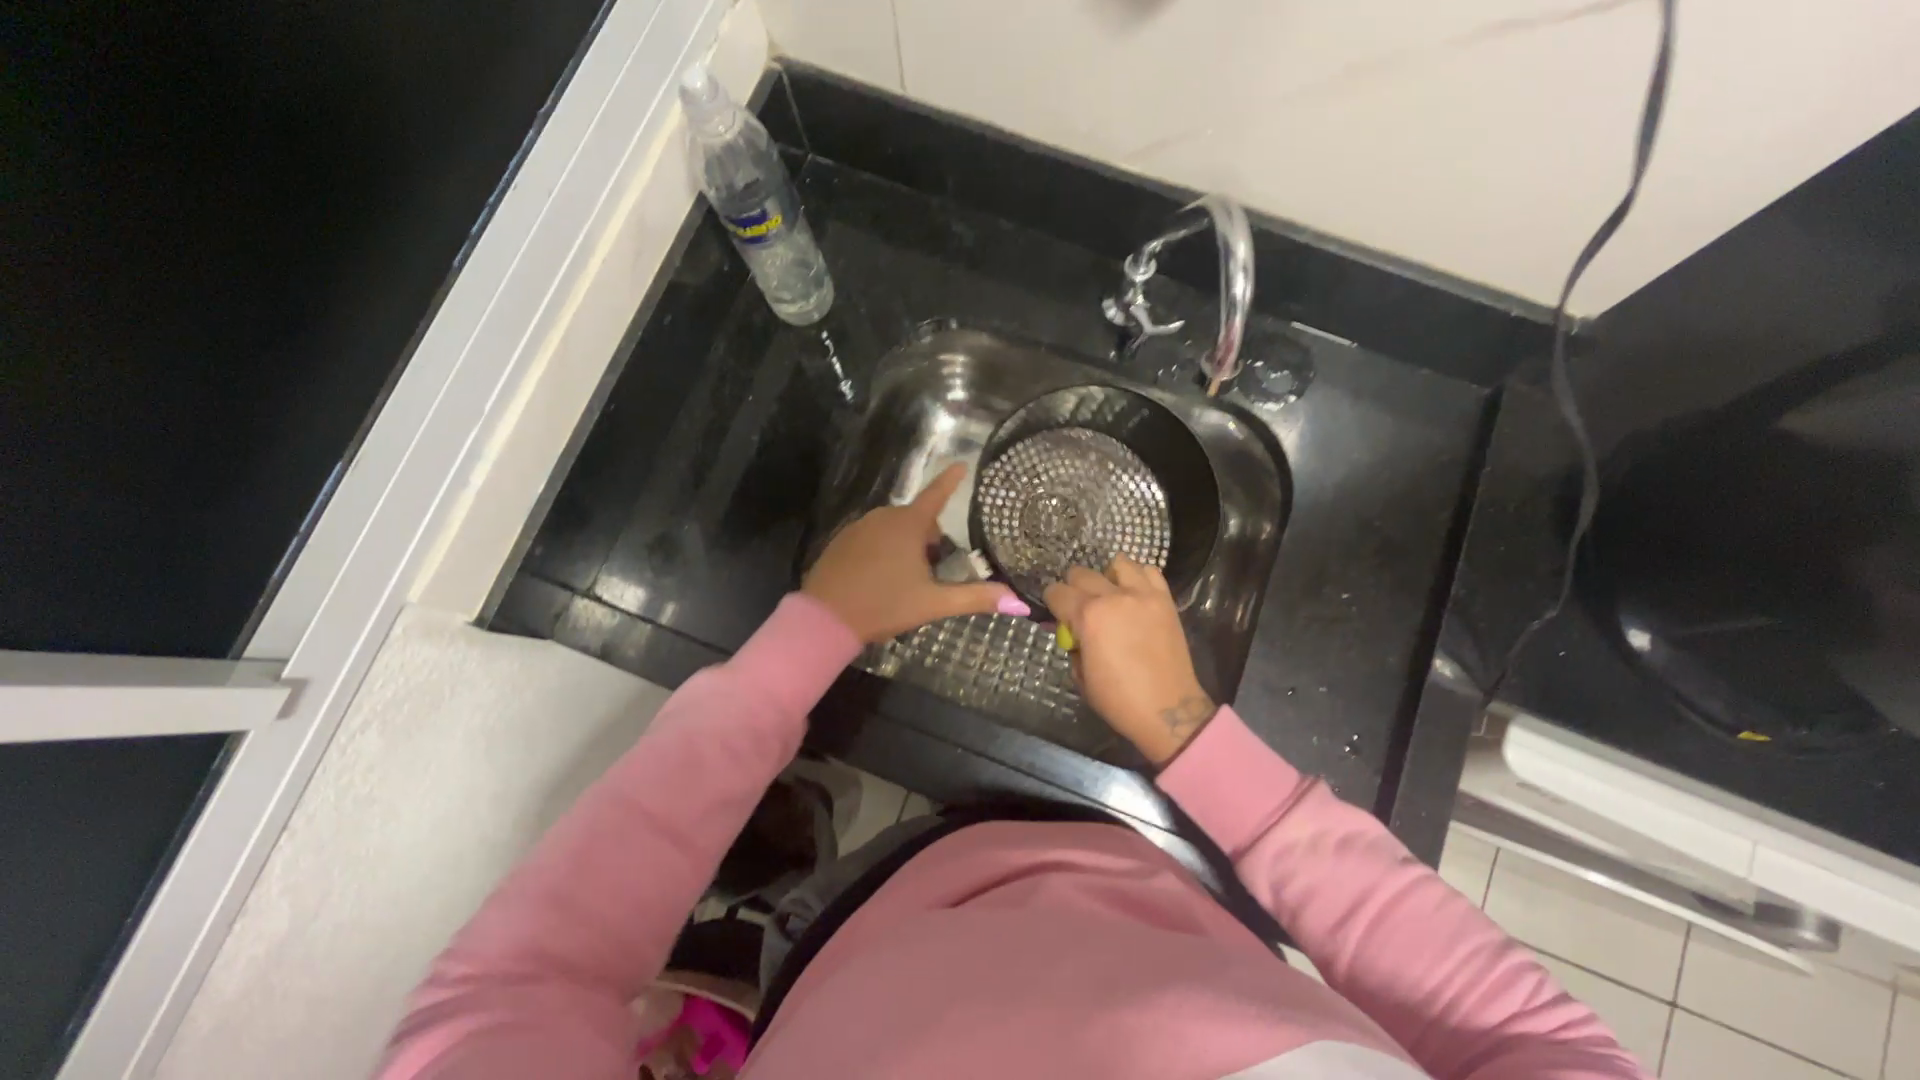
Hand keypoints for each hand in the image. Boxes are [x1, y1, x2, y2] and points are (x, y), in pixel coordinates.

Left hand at [803, 463, 1027, 642]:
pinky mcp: (840, 541)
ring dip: (906, 546)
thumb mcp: (934, 604)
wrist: (825, 619)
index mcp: (907, 524)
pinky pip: (871, 538)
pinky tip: (880, 580)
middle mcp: (882, 517)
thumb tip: (1019, 602)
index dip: (951, 481)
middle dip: (930, 539)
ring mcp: (858, 527)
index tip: (962, 464)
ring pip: (893, 529)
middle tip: (933, 572)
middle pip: (917, 519)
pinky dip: (883, 551)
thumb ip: (976, 598)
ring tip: (906, 581)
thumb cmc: (884, 606)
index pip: (936, 495)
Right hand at [1044, 556, 1214, 765]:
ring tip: (1111, 596)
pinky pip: (1149, 571)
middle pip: (1082, 573)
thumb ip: (1072, 643)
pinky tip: (1134, 595)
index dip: (1052, 603)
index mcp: (1088, 617)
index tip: (1057, 614)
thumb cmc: (1118, 699)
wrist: (1167, 709)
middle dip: (1074, 589)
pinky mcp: (1165, 599)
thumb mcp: (1080, 674)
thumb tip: (1069, 629)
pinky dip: (1137, 578)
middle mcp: (1114, 597)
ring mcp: (1143, 595)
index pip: (1057, 592)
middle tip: (1080, 609)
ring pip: (1117, 563)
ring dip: (1107, 577)